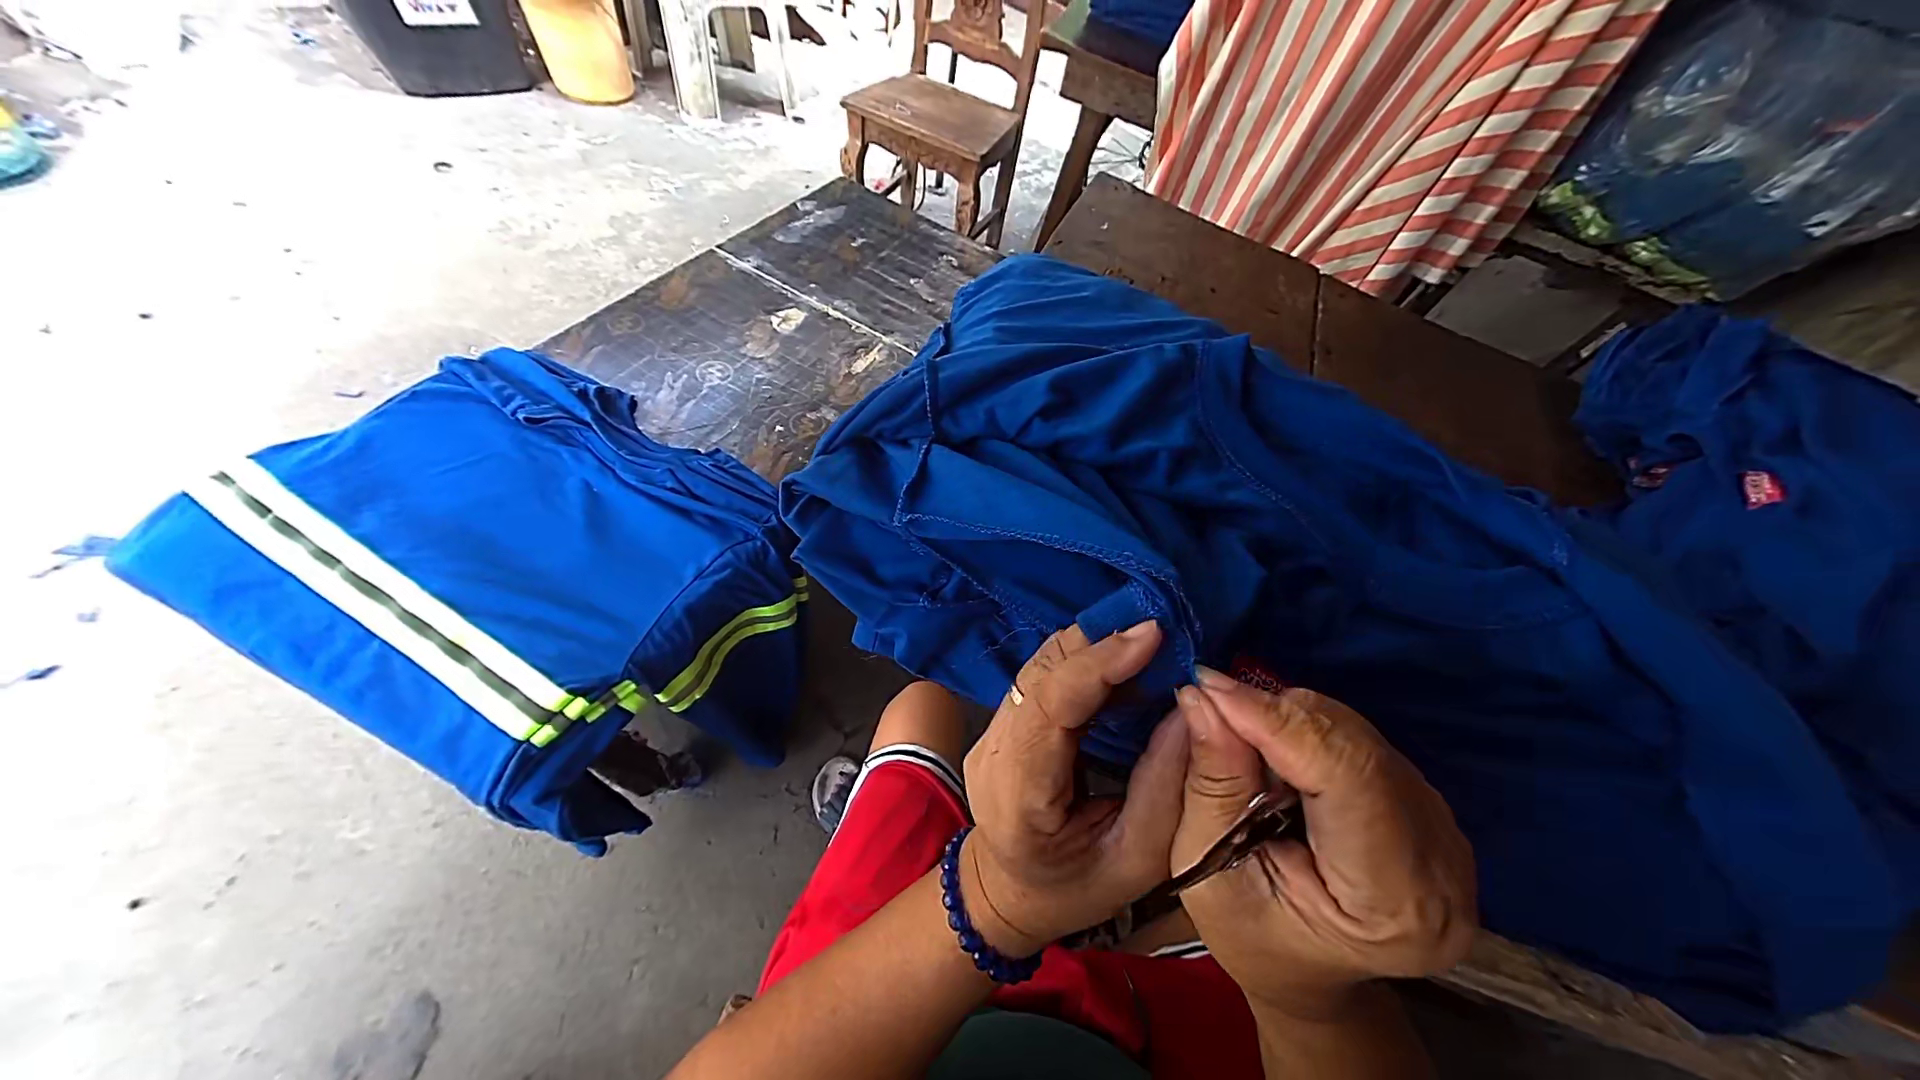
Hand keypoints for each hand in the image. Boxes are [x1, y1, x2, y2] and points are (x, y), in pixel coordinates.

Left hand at [959, 622, 1190, 956]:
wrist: (1010, 891)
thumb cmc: (1077, 888)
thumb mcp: (1139, 859)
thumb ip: (1165, 785)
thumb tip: (1193, 707)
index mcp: (1018, 794)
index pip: (1050, 706)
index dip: (1098, 663)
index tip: (1151, 635)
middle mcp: (992, 751)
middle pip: (1039, 674)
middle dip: (1100, 643)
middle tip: (1162, 632)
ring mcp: (989, 732)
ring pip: (1038, 666)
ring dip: (1092, 645)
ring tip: (1148, 643)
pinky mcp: (1001, 721)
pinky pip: (1041, 675)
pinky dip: (1082, 659)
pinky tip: (1120, 661)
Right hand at [1174, 669, 1475, 1015]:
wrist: (1308, 970)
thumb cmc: (1250, 933)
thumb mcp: (1207, 868)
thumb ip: (1211, 783)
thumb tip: (1201, 700)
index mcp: (1392, 900)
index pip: (1347, 775)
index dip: (1276, 720)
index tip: (1207, 686)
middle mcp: (1441, 860)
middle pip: (1355, 744)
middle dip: (1274, 712)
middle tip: (1209, 702)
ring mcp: (1445, 830)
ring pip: (1356, 732)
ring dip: (1287, 719)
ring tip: (1237, 736)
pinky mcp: (1428, 806)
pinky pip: (1359, 738)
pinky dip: (1304, 728)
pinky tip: (1272, 750)